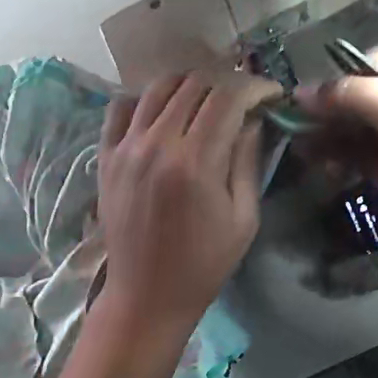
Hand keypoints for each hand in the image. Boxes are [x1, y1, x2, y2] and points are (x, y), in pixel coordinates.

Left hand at [96, 73, 275, 333]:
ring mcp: (126, 147)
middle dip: (227, 82)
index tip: (271, 94)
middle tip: (245, 99)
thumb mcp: (244, 218)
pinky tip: (165, 113)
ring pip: (159, 87)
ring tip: (209, 101)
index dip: (255, 87)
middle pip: (195, 83)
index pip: (227, 97)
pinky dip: (148, 99)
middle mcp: (156, 144)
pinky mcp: (105, 156)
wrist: (147, 294)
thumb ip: (248, 162)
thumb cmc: (205, 263)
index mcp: (195, 162)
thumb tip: (253, 120)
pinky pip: (122, 106)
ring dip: (191, 85)